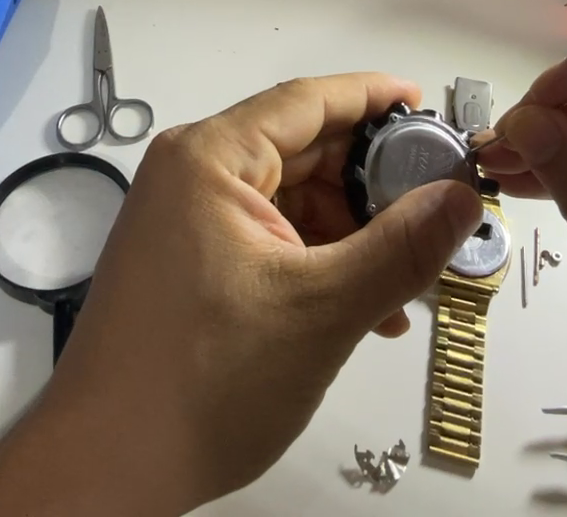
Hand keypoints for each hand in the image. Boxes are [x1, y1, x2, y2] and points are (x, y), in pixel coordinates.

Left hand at [0, 74, 482, 515]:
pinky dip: (317, 258)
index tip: (427, 104)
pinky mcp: (190, 258)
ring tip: (406, 275)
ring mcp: (188, 217)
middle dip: (370, 179)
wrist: (105, 469)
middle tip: (434, 202)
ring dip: (350, 230)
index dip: (372, 97)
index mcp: (210, 157)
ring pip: (290, 197)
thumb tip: (462, 197)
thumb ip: (400, 249)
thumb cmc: (205, 380)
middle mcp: (193, 173)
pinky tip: (364, 304)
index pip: (306, 101)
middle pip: (301, 149)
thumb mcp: (320, 310)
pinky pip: (269, 235)